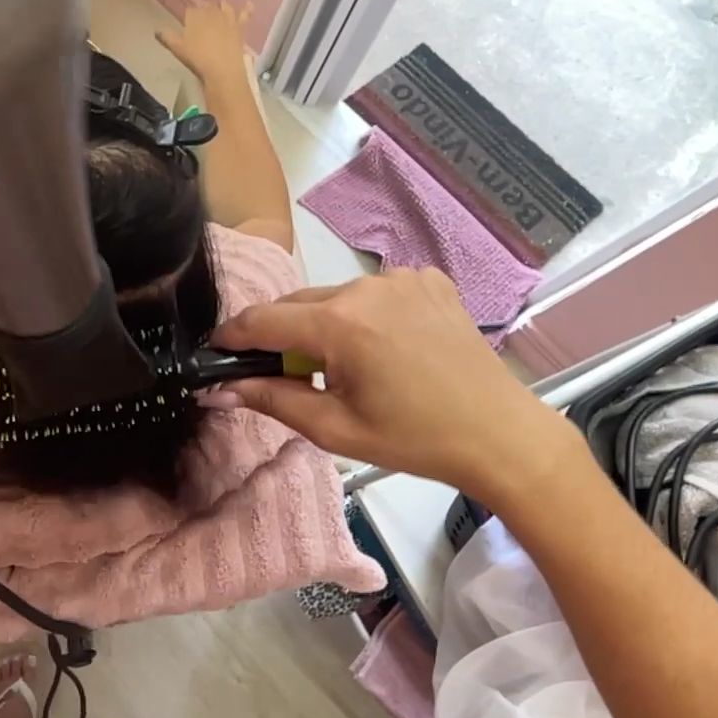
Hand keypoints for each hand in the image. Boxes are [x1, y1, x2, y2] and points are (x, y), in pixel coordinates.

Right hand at [157, 1, 252, 83]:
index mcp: (194, 15)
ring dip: (221, 7)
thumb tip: (156, 29)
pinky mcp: (240, 27)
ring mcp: (227, 18)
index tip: (189, 24)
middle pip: (207, 6)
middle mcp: (211, 12)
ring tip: (220, 10)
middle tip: (203, 21)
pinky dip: (247, 9)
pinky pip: (245, 14)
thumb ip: (167, 37)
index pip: (191, 11)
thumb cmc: (197, 59)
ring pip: (224, 6)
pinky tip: (250, 4)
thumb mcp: (178, 49)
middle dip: (205, 10)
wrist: (221, 68)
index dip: (190, 17)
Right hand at [210, 269, 589, 506]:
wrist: (501, 435)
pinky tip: (385, 347)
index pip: (263, 319)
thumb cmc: (415, 439)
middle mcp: (367, 287)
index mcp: (340, 324)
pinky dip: (365, 315)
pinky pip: (375, 292)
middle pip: (298, 304)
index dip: (233, 336)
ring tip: (344, 367)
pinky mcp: (429, 280)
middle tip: (287, 374)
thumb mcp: (334, 428)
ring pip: (335, 297)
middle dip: (282, 335)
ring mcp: (402, 278)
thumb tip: (220, 389)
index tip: (216, 351)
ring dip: (325, 325)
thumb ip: (271, 399)